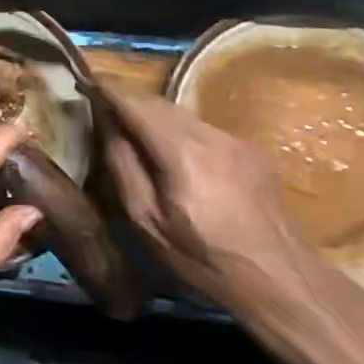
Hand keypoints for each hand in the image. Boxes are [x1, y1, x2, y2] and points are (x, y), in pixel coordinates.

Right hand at [95, 84, 319, 310]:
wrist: (282, 282)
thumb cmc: (202, 258)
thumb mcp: (145, 219)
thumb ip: (121, 165)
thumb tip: (106, 124)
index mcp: (182, 151)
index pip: (134, 102)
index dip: (105, 88)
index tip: (81, 82)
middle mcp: (210, 134)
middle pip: (157, 101)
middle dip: (125, 97)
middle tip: (98, 102)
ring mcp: (234, 139)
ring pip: (179, 111)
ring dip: (149, 112)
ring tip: (128, 124)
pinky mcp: (249, 149)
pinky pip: (199, 126)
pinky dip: (174, 126)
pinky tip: (167, 147)